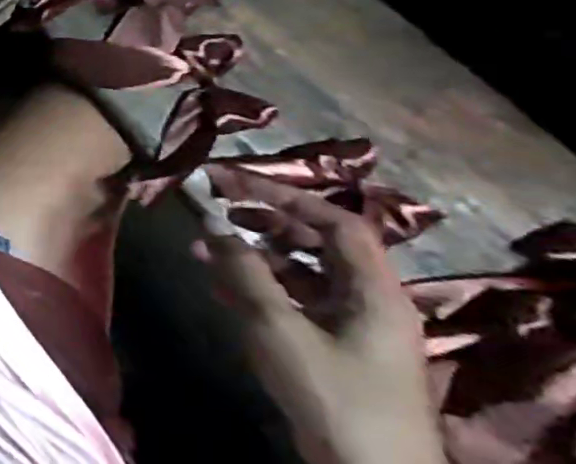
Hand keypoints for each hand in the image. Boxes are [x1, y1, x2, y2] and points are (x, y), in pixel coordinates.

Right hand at [195, 167, 444, 463]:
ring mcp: (354, 326)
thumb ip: (244, 270)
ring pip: (300, 270)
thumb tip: (212, 222)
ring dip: (251, 252)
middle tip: (213, 206)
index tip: (228, 181)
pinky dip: (256, 282)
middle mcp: (369, 300)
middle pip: (318, 242)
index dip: (282, 195)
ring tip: (201, 246)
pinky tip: (218, 282)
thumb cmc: (333, 394)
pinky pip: (293, 298)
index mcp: (374, 291)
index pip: (334, 221)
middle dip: (262, 219)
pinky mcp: (335, 347)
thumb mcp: (278, 327)